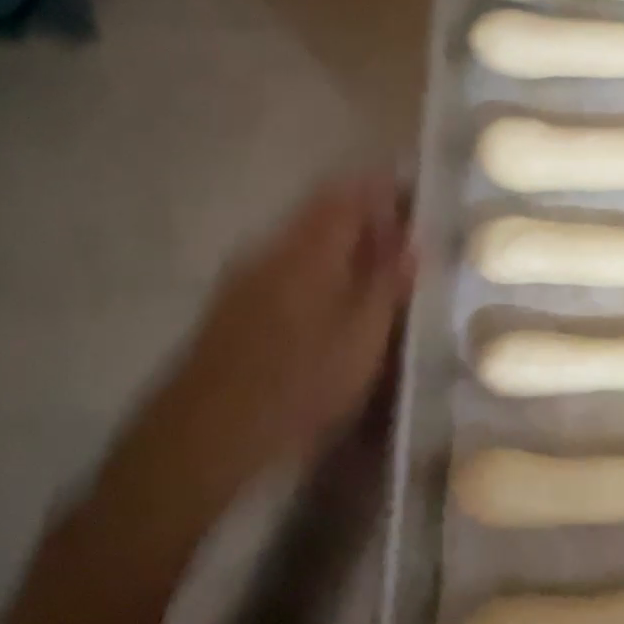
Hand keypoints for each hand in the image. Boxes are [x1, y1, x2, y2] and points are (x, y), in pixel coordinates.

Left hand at [117, 172, 414, 505]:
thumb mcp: (364, 335)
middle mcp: (272, 251)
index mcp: (307, 250)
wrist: (207, 435)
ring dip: (343, 246)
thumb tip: (411, 239)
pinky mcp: (235, 308)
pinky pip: (288, 268)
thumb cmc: (300, 382)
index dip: (382, 188)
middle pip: (322, 214)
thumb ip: (387, 282)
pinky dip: (321, 270)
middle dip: (366, 217)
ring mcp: (246, 278)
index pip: (347, 193)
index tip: (416, 194)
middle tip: (406, 237)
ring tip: (381, 270)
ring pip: (304, 242)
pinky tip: (339, 301)